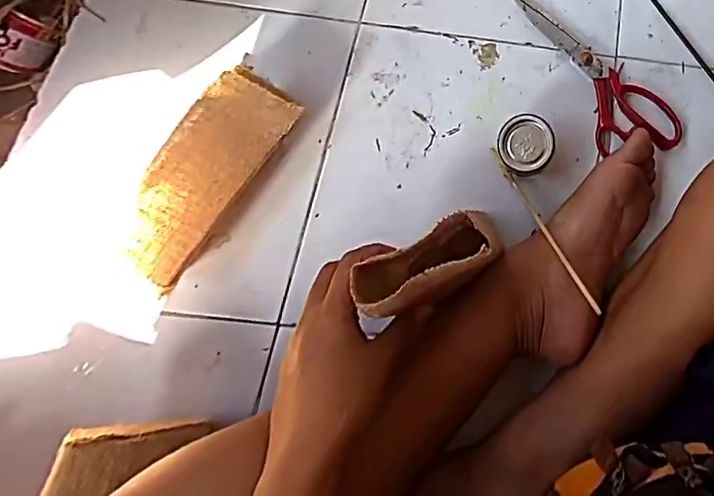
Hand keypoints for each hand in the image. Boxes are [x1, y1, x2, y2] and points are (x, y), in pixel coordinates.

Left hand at [262, 245, 426, 487]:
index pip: (348, 263)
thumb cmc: (342, 409)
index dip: (373, 253)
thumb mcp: (383, 364)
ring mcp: (295, 343)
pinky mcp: (291, 365)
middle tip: (383, 274)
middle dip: (356, 266)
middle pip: (329, 273)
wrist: (303, 460)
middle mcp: (307, 322)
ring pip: (318, 298)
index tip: (395, 257)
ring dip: (342, 290)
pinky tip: (351, 337)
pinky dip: (332, 314)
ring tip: (371, 303)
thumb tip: (423, 305)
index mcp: (328, 313)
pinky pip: (311, 323)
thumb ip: (405, 328)